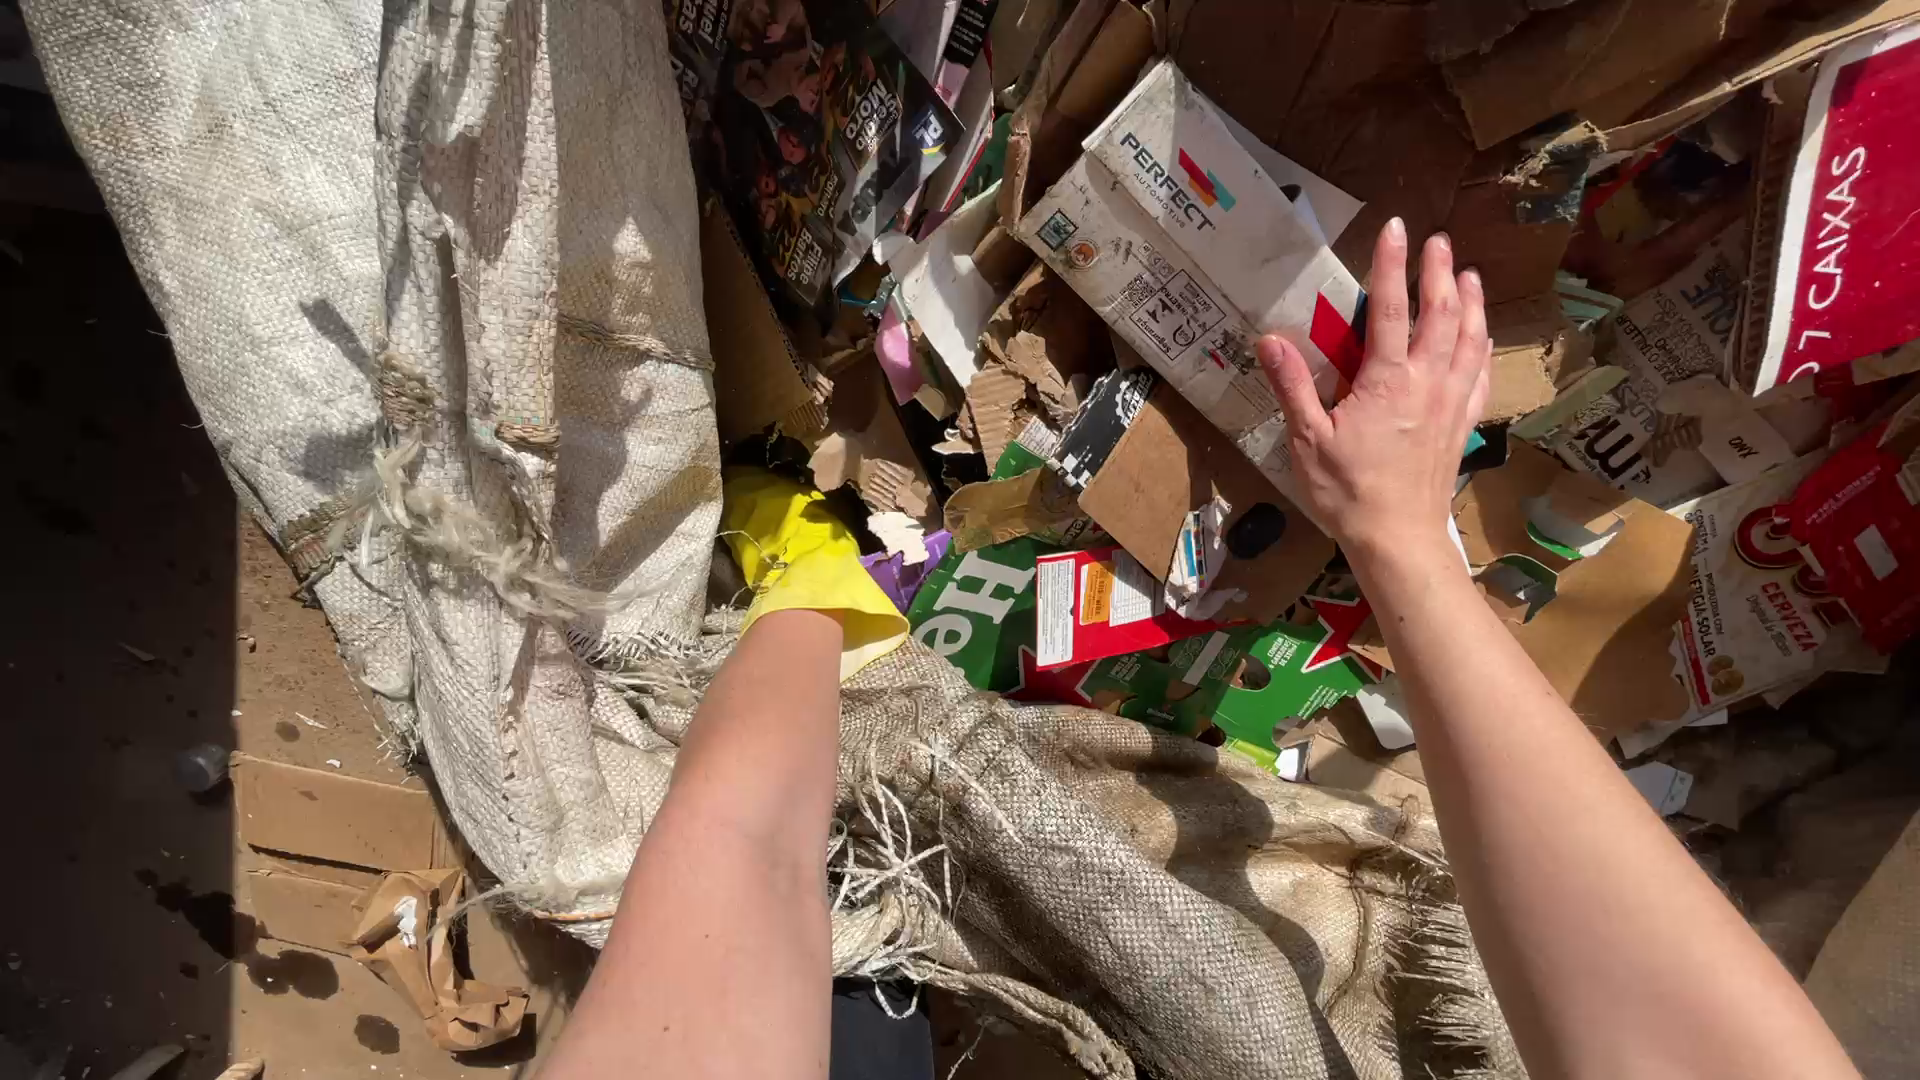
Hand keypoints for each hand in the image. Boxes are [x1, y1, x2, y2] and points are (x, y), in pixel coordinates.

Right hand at [1257, 218, 1489, 567]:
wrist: (1397, 536)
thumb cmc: (1346, 490)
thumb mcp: (1306, 439)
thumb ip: (1292, 386)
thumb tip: (1271, 340)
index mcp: (1388, 381)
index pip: (1391, 310)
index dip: (1391, 267)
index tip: (1395, 228)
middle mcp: (1428, 382)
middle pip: (1442, 315)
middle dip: (1440, 273)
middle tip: (1439, 242)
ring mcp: (1452, 402)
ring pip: (1470, 338)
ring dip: (1470, 302)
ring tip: (1469, 275)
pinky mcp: (1462, 424)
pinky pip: (1482, 374)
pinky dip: (1484, 347)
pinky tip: (1482, 337)